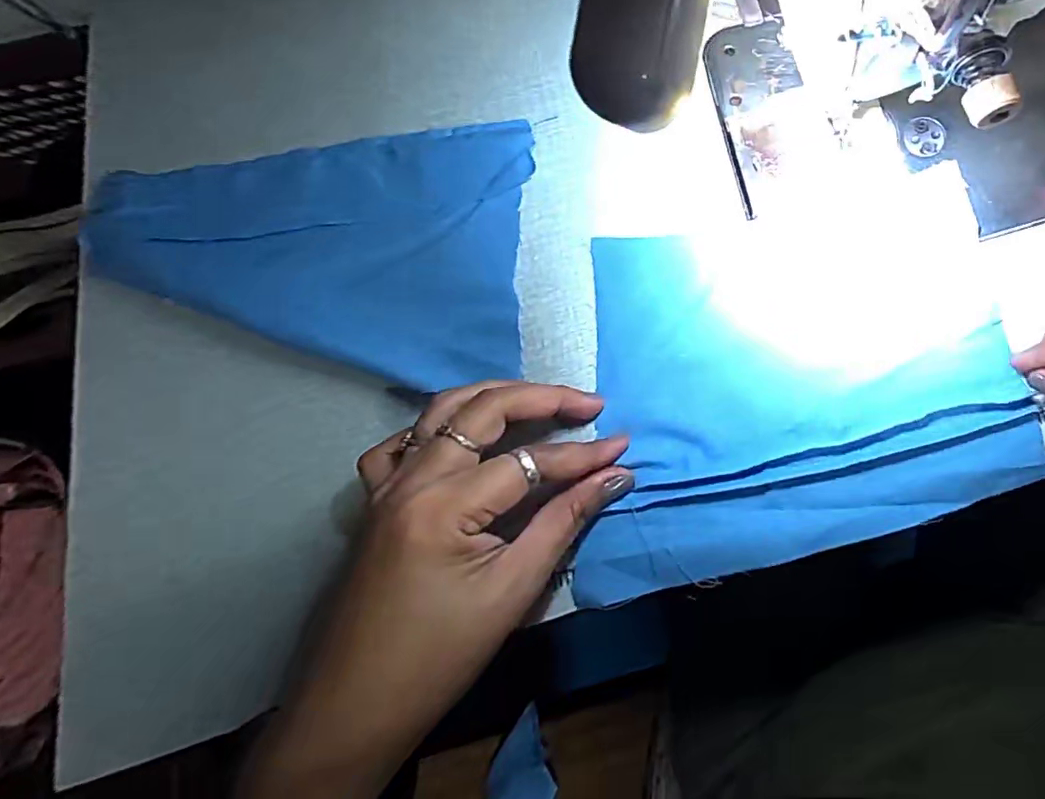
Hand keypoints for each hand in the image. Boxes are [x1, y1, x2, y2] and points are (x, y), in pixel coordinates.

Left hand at [239, 381, 634, 798]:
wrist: (350, 714)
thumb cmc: (441, 653)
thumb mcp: (517, 586)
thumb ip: (567, 518)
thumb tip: (617, 474)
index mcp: (443, 506)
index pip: (530, 459)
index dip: (584, 454)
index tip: (625, 447)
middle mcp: (409, 484)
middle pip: (482, 410)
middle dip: (544, 398)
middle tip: (591, 404)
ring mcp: (385, 491)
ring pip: (440, 413)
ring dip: (496, 398)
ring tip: (542, 402)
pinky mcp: (375, 506)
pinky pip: (401, 446)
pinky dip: (440, 428)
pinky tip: (467, 440)